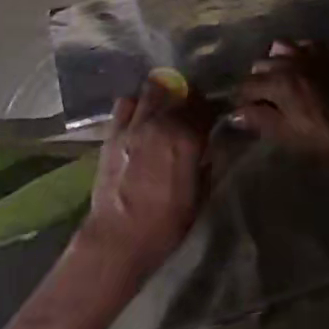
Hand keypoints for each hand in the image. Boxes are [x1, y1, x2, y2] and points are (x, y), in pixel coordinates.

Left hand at [81, 77, 211, 276]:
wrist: (117, 239)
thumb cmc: (165, 224)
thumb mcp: (200, 195)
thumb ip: (208, 162)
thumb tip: (214, 145)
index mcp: (187, 138)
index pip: (205, 107)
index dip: (212, 108)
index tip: (215, 113)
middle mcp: (161, 123)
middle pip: (180, 93)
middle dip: (189, 98)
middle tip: (192, 109)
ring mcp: (134, 125)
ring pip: (152, 90)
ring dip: (163, 94)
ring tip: (166, 106)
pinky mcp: (113, 133)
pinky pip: (125, 103)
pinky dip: (136, 103)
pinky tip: (140, 115)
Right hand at [232, 41, 328, 169]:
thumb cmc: (325, 142)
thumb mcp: (288, 137)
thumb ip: (260, 121)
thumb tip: (235, 114)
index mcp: (281, 84)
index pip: (247, 86)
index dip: (241, 101)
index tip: (242, 114)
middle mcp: (292, 64)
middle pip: (260, 66)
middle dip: (255, 83)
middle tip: (260, 103)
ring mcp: (311, 57)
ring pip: (279, 49)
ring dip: (273, 64)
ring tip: (276, 83)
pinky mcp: (326, 58)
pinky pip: (304, 45)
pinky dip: (297, 52)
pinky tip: (298, 67)